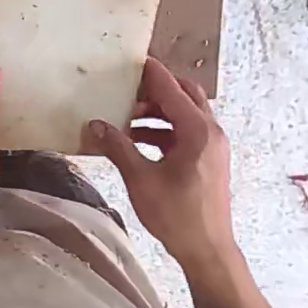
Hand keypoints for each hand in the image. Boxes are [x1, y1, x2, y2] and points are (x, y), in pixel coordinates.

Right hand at [83, 58, 238, 277]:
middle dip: (156, 90)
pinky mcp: (208, 160)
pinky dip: (163, 130)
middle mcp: (211, 132)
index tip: (134, 59)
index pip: (172, 90)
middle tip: (128, 90)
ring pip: (185, 115)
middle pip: (185, 96)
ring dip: (158, 112)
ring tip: (126, 118)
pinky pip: (185, 133)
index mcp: (198, 131)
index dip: (152, 73)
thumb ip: (117, 147)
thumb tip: (95, 125)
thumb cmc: (176, 214)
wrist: (206, 247)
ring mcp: (212, 146)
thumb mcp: (140, 178)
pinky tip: (138, 141)